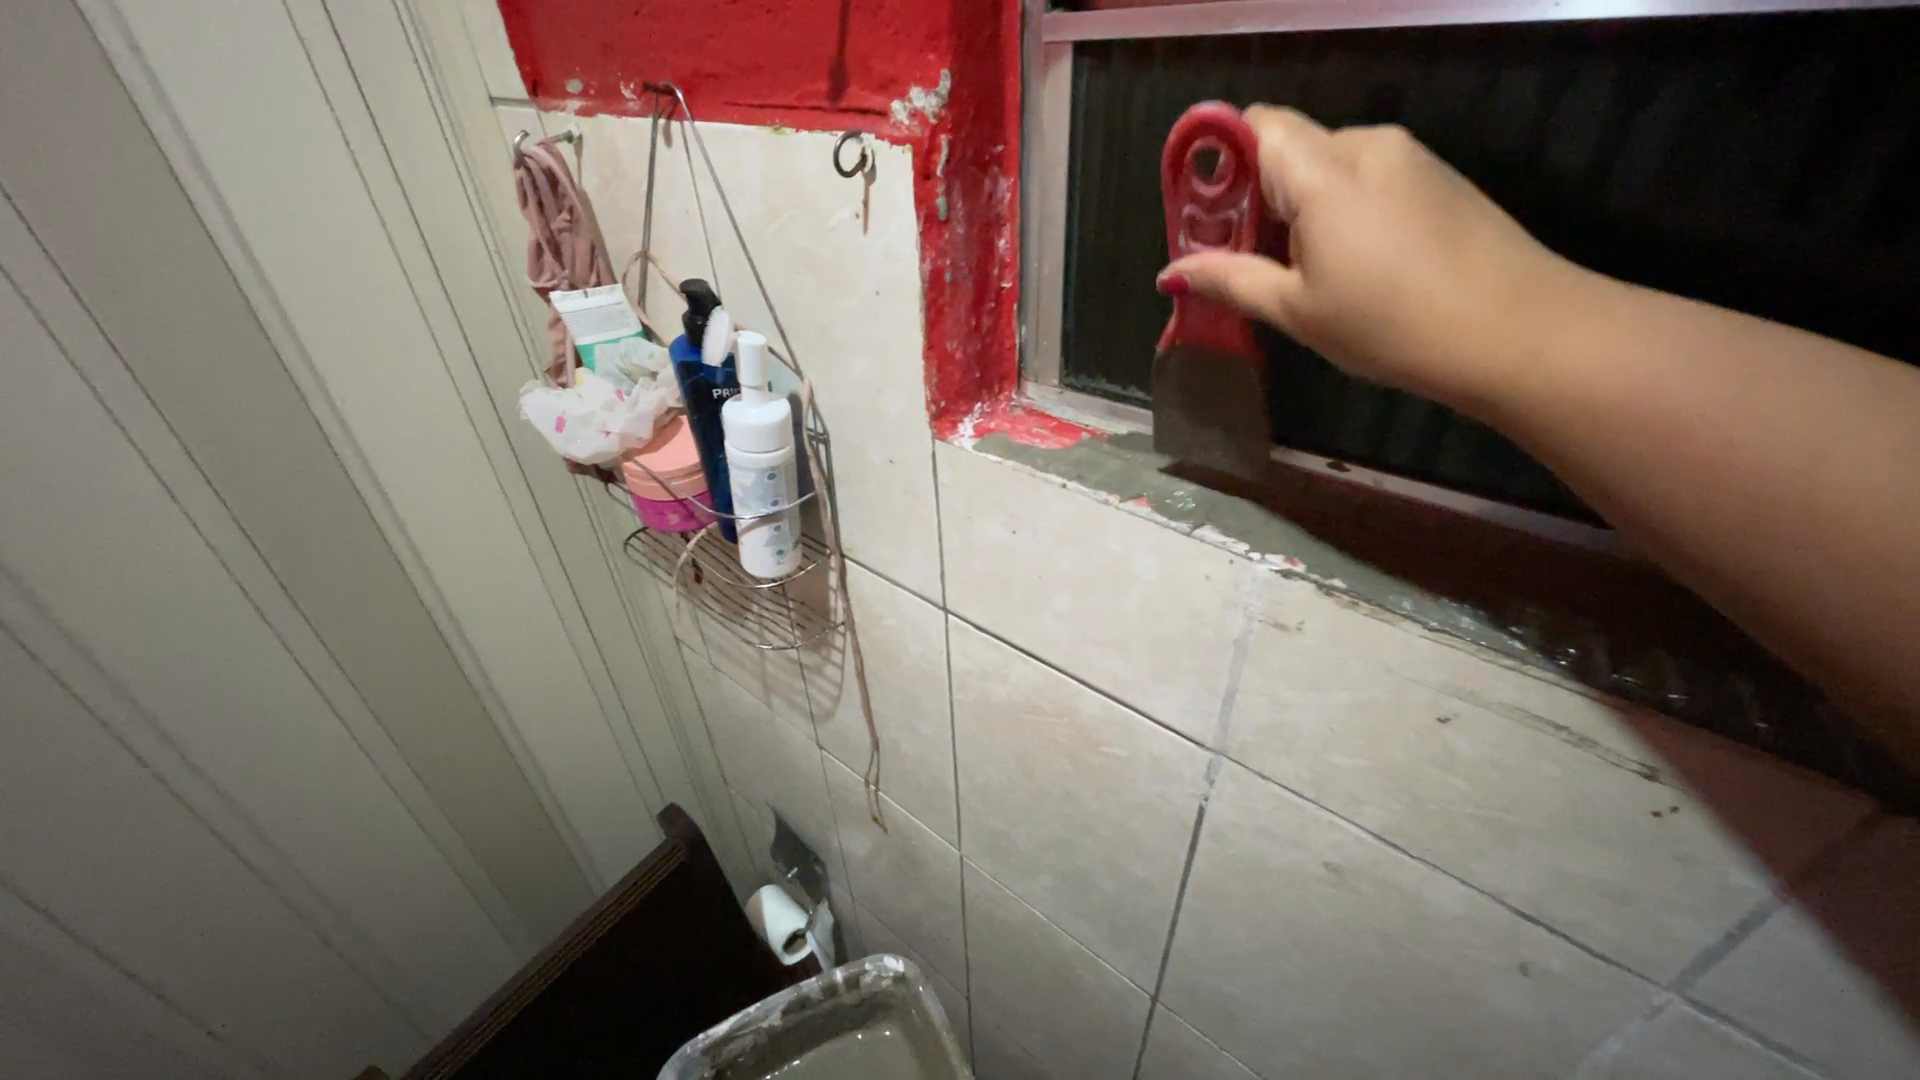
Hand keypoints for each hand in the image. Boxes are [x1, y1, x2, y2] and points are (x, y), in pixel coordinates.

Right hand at [1158, 106, 1582, 411]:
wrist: (1516, 331)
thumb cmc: (1390, 324)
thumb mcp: (1297, 310)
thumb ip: (1229, 281)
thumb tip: (1169, 274)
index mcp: (1324, 170)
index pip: (1256, 126)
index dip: (1219, 162)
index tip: (1204, 218)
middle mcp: (1366, 145)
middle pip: (1289, 148)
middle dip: (1255, 199)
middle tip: (1245, 264)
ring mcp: (1408, 159)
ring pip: (1327, 167)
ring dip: (1297, 211)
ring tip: (1302, 277)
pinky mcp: (1436, 180)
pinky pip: (1365, 180)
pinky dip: (1338, 213)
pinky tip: (1350, 269)